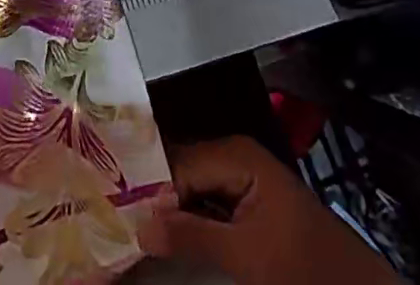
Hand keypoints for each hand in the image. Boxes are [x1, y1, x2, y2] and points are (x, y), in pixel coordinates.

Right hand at [138, 137, 396, 284]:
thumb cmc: (306, 266)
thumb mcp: (248, 254)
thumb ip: (192, 236)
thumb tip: (138, 226)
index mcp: (234, 154)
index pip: (175, 163)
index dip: (145, 188)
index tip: (113, 209)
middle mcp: (231, 155)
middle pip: (177, 169)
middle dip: (149, 194)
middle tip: (113, 214)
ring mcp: (235, 177)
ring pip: (185, 186)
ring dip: (162, 207)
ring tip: (126, 222)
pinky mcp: (238, 200)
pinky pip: (199, 201)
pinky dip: (180, 216)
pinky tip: (159, 231)